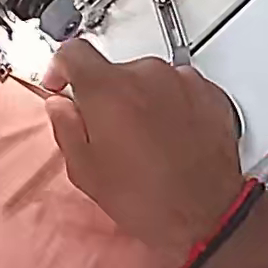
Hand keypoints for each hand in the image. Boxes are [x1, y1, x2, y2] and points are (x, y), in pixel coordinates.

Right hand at [43, 40, 247, 263]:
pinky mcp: (208, 92)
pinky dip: (169, 106)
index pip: (73, 52)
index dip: (59, 67)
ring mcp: (181, 80)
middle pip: (113, 70)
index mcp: (108, 91)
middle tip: (108, 133)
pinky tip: (167, 139)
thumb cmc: (148, 198)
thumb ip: (66, 127)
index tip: (60, 82)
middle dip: (106, 96)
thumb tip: (60, 107)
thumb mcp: (86, 171)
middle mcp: (146, 75)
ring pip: (146, 79)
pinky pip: (177, 88)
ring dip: (139, 101)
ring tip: (143, 141)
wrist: (205, 215)